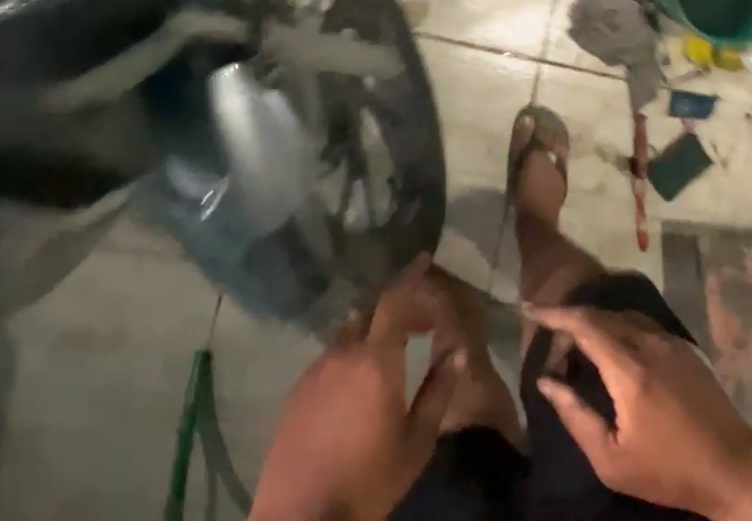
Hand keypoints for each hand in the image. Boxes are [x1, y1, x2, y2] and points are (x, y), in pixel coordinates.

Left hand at [251, 255, 461, 520]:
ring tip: (395, 350)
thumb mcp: (417, 440)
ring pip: (347, 333)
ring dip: (372, 330)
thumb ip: (438, 389)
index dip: (410, 275)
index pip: (393, 300)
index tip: (425, 258)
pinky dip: (351, 353)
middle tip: (422, 318)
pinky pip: (329, 357)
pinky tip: (361, 379)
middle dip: (396, 305)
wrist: (302, 518)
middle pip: (368, 311)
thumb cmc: (370, 479)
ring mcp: (314, 372)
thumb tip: (456, 350)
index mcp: (375, 360)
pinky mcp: (296, 393)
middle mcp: (341, 355)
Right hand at [526, 305, 751, 516]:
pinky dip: (618, 328)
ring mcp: (671, 343)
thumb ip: (575, 415)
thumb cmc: (668, 469)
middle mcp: (650, 344)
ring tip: (575, 345)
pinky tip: (611, 349)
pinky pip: (642, 325)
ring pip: (623, 316)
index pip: (584, 324)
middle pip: (601, 315)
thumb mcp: (611, 458)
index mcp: (629, 369)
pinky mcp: (684, 348)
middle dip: (570, 320)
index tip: (528, 309)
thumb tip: (546, 381)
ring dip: (595, 322)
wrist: (732, 466)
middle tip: (549, 342)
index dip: (553, 314)